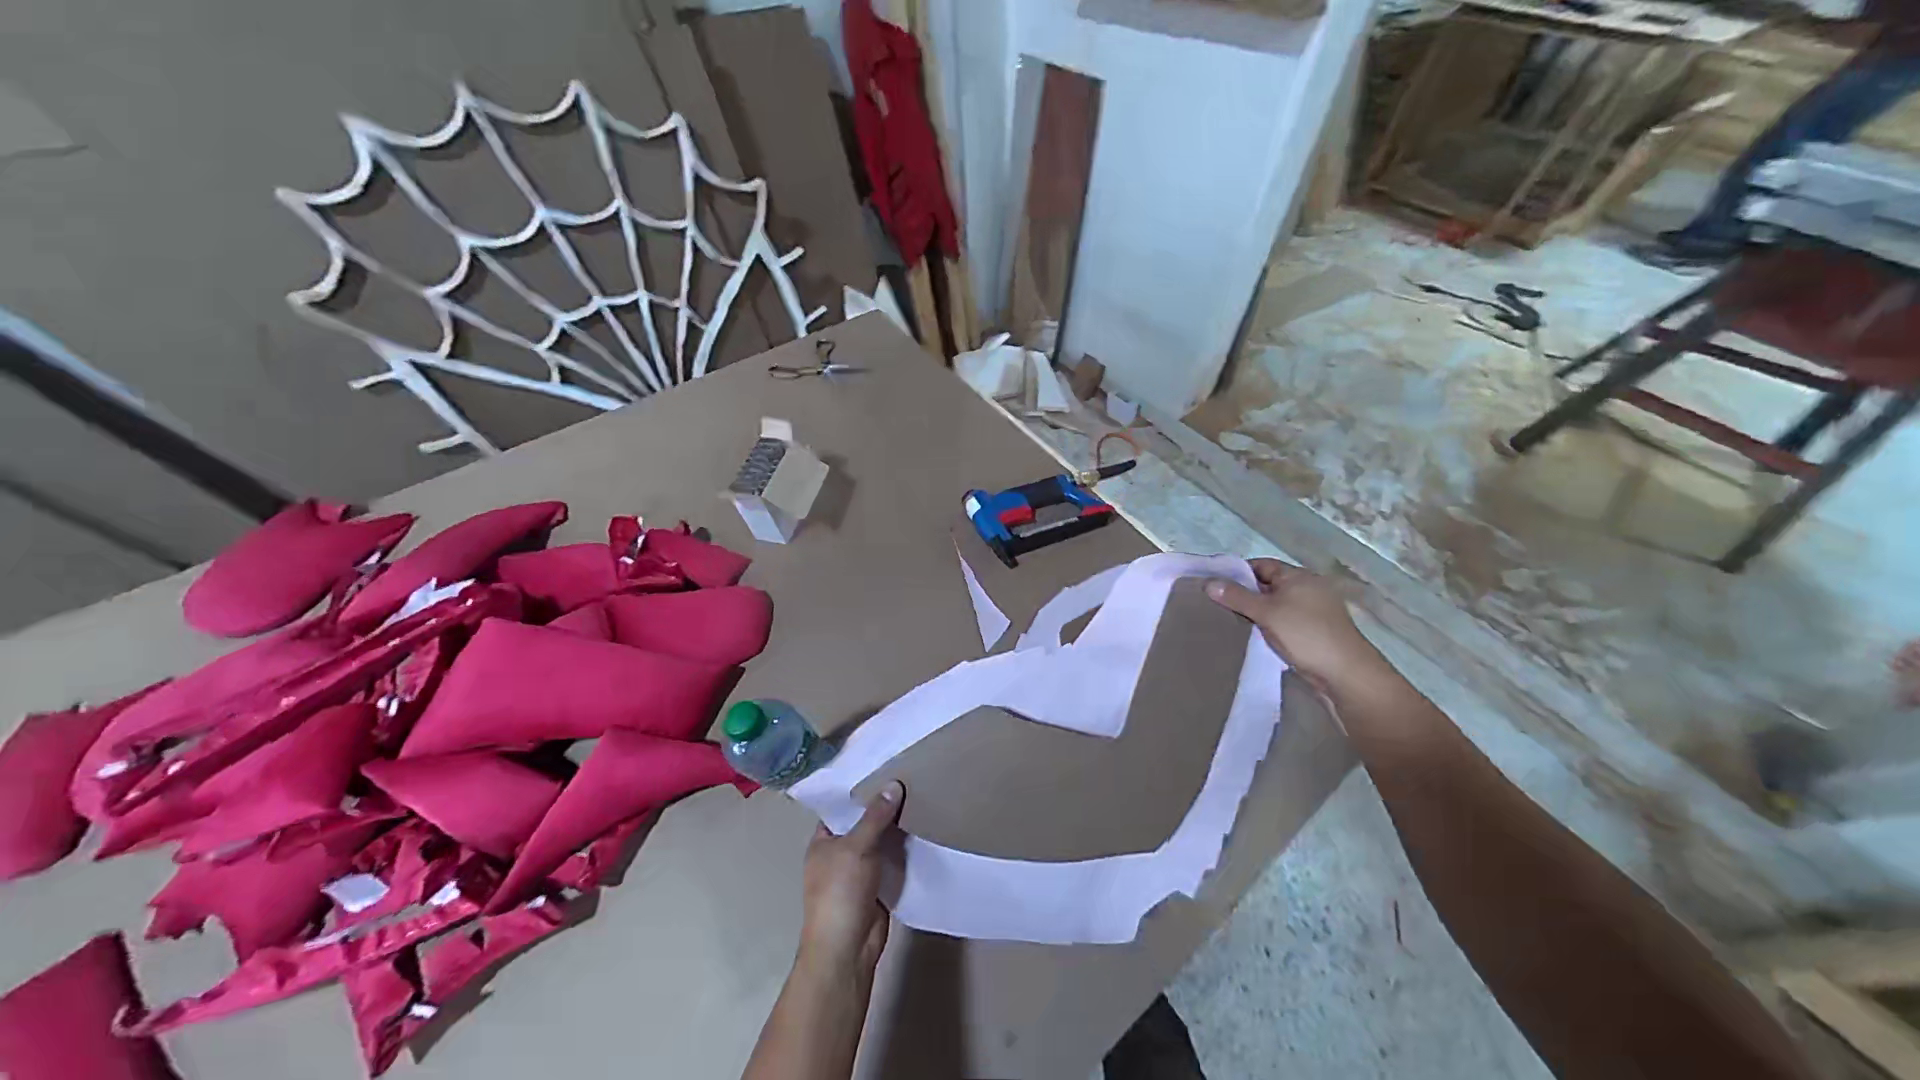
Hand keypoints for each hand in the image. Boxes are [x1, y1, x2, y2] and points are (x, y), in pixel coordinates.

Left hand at [799, 780, 903, 975]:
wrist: (847, 949)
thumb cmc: (840, 892)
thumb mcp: (856, 847)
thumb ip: (875, 817)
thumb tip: (894, 784)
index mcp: (823, 841)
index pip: (840, 807)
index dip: (859, 789)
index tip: (883, 767)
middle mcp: (839, 853)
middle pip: (863, 823)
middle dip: (882, 806)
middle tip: (909, 776)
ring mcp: (859, 871)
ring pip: (880, 842)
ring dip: (896, 827)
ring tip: (920, 795)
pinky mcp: (878, 886)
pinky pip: (893, 861)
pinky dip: (905, 849)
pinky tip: (922, 830)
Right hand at [1205, 559, 1384, 691]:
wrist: (1344, 672)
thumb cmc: (1304, 634)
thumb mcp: (1266, 612)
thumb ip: (1236, 597)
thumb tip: (1208, 582)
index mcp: (1298, 576)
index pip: (1261, 565)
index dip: (1238, 573)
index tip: (1216, 586)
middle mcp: (1308, 587)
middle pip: (1268, 584)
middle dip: (1245, 594)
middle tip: (1218, 605)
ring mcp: (1314, 610)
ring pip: (1276, 604)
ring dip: (1257, 612)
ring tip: (1231, 621)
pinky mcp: (1315, 630)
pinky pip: (1285, 620)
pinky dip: (1269, 624)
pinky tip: (1254, 635)